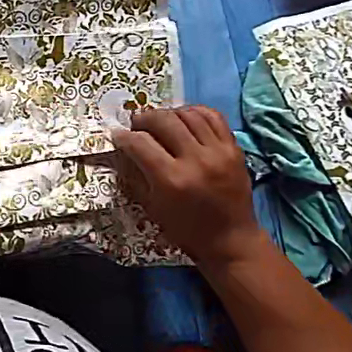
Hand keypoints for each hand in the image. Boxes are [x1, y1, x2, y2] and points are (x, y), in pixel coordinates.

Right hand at [111, 105, 266, 266]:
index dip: (124, 137)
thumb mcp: (153, 207)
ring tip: (160, 121)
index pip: (140, 143)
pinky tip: (184, 118)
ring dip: (168, 113)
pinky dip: (195, 112)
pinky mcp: (234, 149)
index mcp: (172, 180)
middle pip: (163, 121)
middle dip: (144, 118)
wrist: (230, 239)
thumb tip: (124, 149)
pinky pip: (213, 117)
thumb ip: (137, 175)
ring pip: (188, 115)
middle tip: (136, 124)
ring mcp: (218, 152)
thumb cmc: (186, 229)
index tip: (118, 136)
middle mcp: (196, 161)